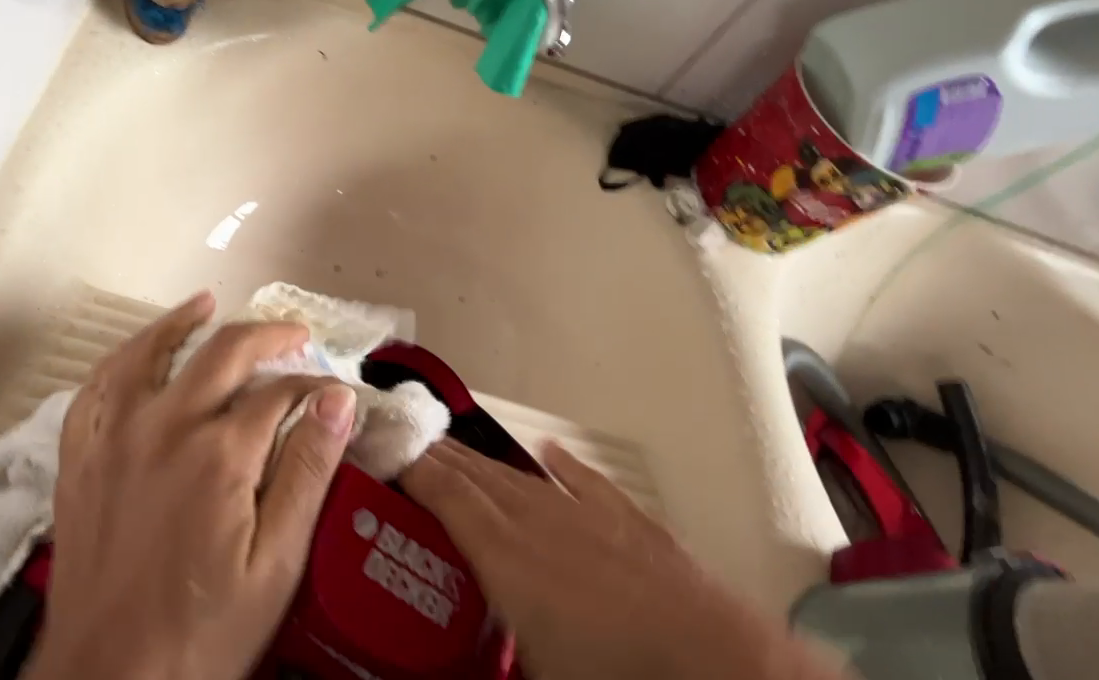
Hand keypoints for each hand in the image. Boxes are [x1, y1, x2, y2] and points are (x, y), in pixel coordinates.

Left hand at [25, 291, 358, 679]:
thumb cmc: (202, 632)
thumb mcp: (275, 564)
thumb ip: (306, 472)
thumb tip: (338, 400)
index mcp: (219, 452)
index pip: (280, 393)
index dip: (315, 387)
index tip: (335, 394)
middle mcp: (164, 425)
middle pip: (222, 353)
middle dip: (267, 336)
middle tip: (294, 336)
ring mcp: (114, 436)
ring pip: (149, 351)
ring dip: (182, 322)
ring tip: (206, 302)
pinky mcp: (80, 456)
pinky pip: (96, 387)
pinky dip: (121, 359)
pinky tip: (136, 354)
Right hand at [401, 440, 845, 679]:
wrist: (719, 665)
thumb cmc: (613, 675)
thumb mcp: (528, 675)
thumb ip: (474, 662)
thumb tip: (436, 670)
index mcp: (504, 553)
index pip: (444, 491)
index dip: (409, 465)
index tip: (379, 448)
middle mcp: (538, 519)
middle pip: (475, 474)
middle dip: (434, 455)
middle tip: (401, 442)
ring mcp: (587, 515)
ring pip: (518, 475)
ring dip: (481, 461)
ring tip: (453, 450)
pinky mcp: (630, 522)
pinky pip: (583, 481)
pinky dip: (559, 466)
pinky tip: (546, 453)